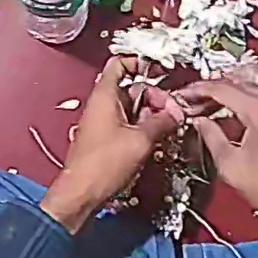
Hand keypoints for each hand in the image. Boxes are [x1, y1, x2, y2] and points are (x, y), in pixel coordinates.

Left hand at [39, 56, 182, 231]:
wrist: (80, 194)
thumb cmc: (104, 163)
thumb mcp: (140, 140)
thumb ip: (161, 122)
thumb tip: (177, 113)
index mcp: (105, 95)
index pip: (120, 64)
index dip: (140, 62)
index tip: (160, 71)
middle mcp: (103, 104)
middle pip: (133, 88)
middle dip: (155, 96)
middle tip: (173, 111)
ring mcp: (104, 121)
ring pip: (133, 107)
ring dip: (152, 114)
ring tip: (169, 125)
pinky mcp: (107, 137)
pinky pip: (129, 123)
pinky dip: (143, 126)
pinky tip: (157, 137)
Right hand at [180, 68, 257, 223]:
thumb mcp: (232, 167)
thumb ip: (212, 138)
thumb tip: (201, 122)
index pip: (225, 89)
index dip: (201, 89)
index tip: (188, 93)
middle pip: (242, 83)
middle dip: (217, 87)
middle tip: (198, 96)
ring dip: (237, 86)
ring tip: (218, 96)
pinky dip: (255, 94)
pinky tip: (244, 105)